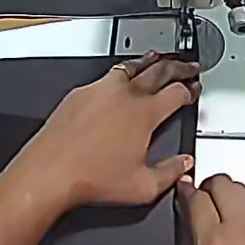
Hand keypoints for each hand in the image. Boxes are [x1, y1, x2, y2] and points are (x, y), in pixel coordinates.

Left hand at [0, 53, 198, 216]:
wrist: (50, 171)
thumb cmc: (90, 178)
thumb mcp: (143, 186)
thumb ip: (170, 173)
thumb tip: (183, 164)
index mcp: (144, 113)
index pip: (176, 92)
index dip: (190, 89)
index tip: (194, 89)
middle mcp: (123, 95)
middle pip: (159, 71)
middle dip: (178, 67)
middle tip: (188, 66)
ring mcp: (100, 90)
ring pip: (131, 67)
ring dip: (149, 62)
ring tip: (158, 58)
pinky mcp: (80, 93)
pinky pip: (107, 75)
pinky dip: (121, 72)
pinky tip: (119, 78)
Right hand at [178, 174, 244, 244]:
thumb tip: (184, 221)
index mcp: (215, 244)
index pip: (196, 196)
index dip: (184, 193)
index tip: (179, 195)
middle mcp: (243, 232)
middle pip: (224, 183)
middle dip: (207, 189)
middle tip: (197, 204)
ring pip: (243, 191)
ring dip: (226, 197)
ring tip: (214, 218)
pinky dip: (241, 212)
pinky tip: (232, 233)